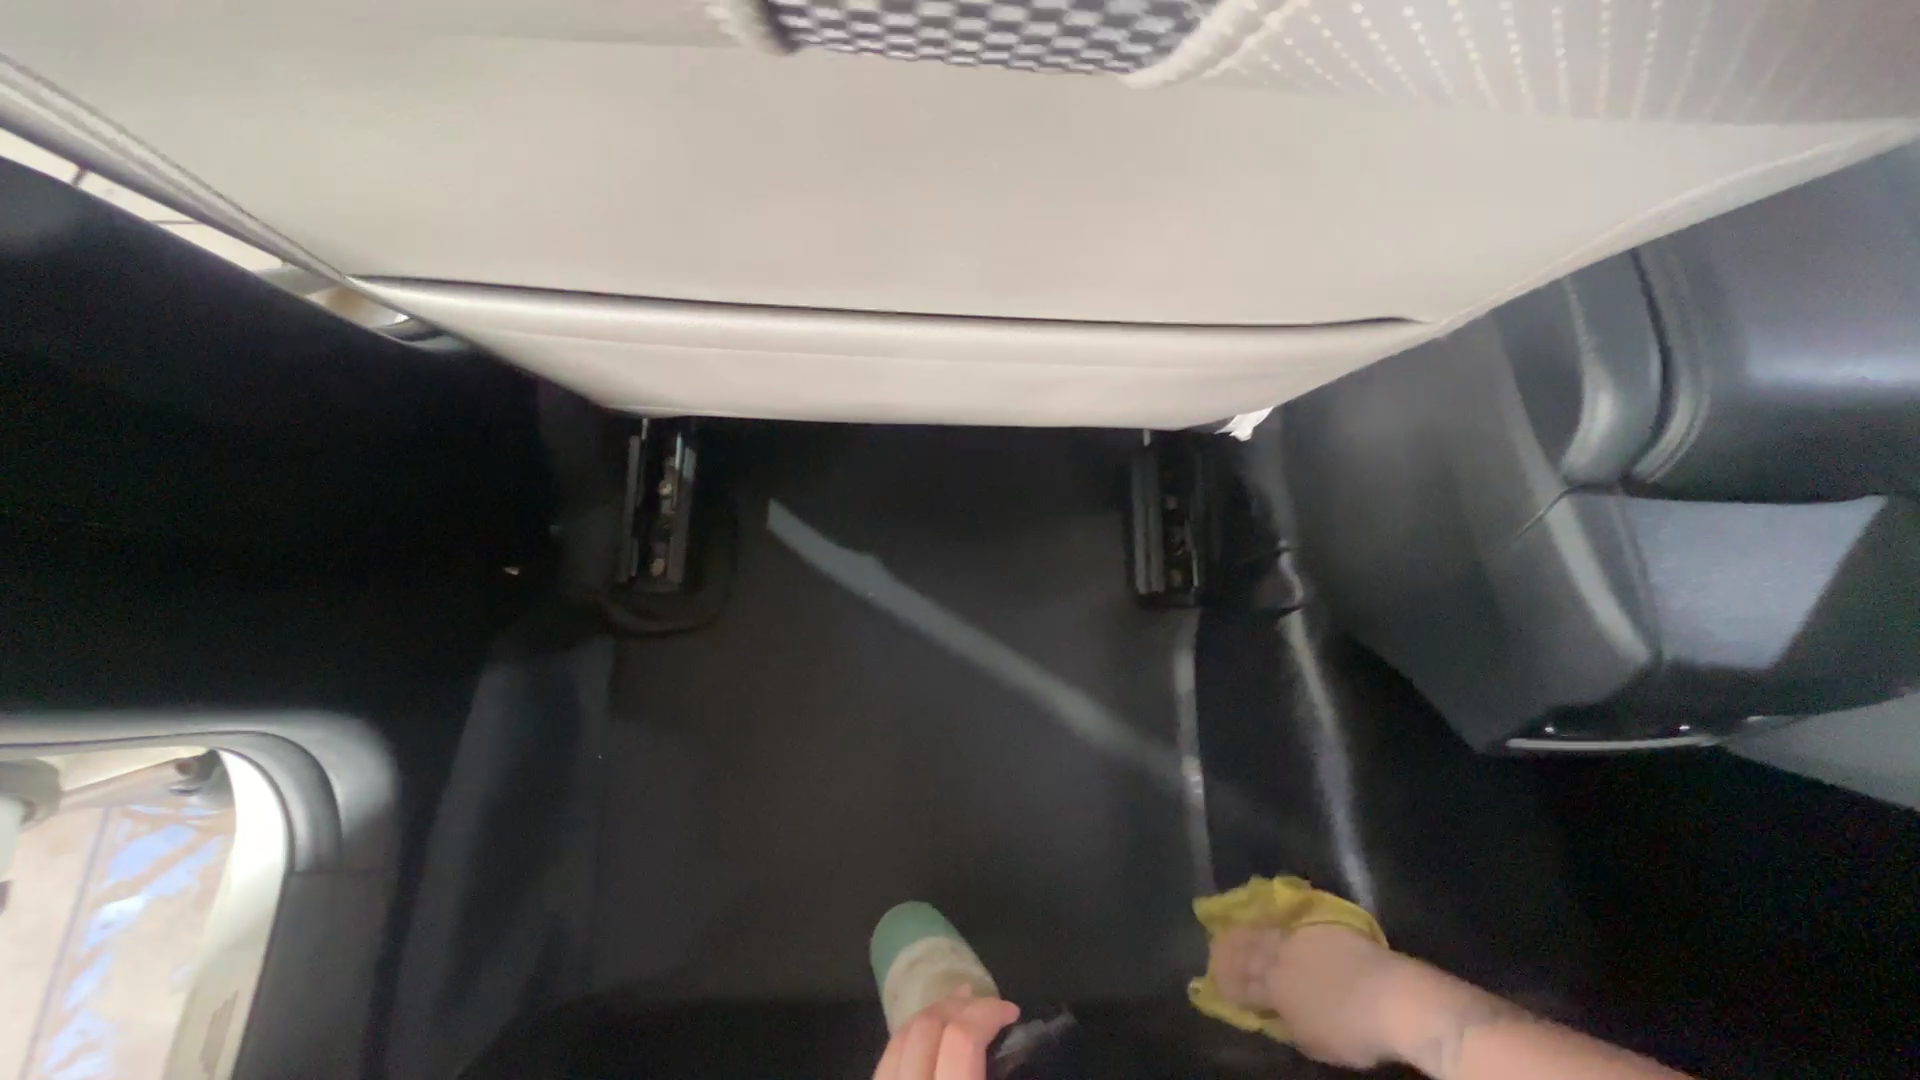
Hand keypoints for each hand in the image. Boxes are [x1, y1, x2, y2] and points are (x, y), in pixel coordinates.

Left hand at [872, 989, 1019, 1079]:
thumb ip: (997, 1071)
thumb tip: (1011, 1045)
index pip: (961, 1040)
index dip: (988, 1013)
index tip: (1011, 1012)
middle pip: (926, 1029)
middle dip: (960, 1006)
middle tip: (987, 1006)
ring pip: (899, 1038)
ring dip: (932, 1015)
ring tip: (960, 1008)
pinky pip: (886, 1061)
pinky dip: (910, 1038)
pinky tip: (929, 1039)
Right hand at [1208, 923, 1407, 1069]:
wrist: (1396, 997)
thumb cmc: (1357, 1032)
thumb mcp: (1317, 1043)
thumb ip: (1291, 1026)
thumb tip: (1276, 1015)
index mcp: (1277, 991)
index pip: (1244, 985)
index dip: (1228, 983)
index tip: (1214, 980)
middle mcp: (1282, 959)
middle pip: (1249, 951)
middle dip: (1230, 950)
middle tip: (1215, 945)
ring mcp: (1302, 939)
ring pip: (1266, 932)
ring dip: (1247, 931)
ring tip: (1233, 928)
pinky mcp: (1324, 926)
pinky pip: (1290, 921)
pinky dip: (1274, 921)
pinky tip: (1271, 919)